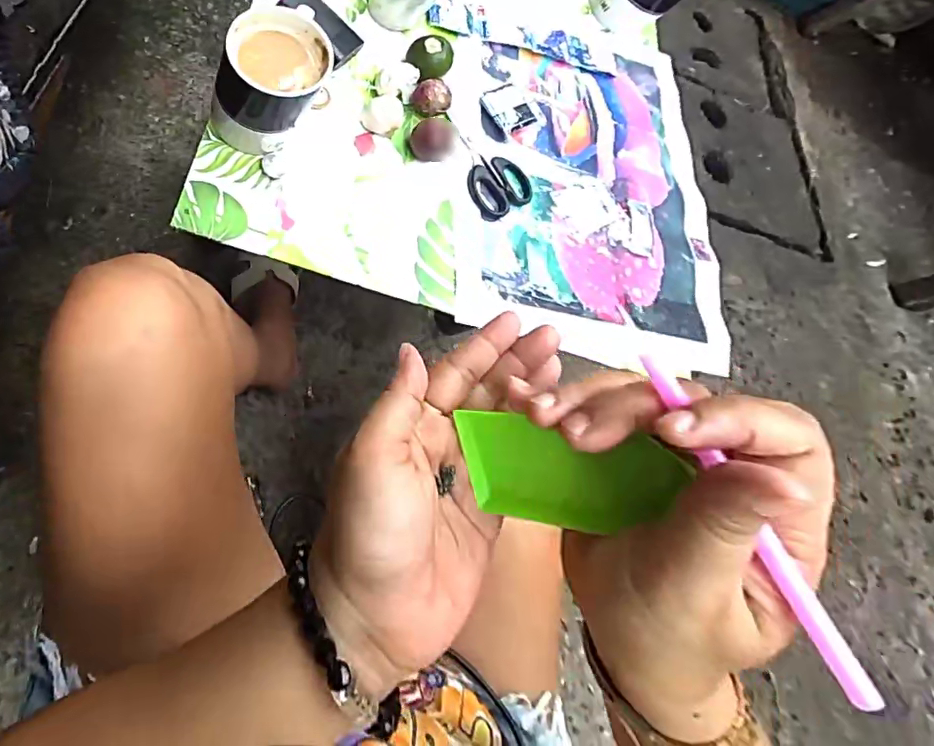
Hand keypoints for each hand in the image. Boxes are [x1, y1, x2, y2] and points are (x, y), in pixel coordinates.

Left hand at [311, 312, 557, 697]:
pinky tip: (564, 429)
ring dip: (531, 398)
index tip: (513, 321)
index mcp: (408, 424)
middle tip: (552, 339)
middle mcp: (437, 443)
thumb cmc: (369, 527)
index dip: (482, 348)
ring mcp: (464, 479)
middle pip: (483, 394)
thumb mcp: (373, 455)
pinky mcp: (488, 515)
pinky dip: (538, 447)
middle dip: (515, 365)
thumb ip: (398, 403)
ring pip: (503, 427)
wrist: (376, 612)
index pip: (451, 375)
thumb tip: (410, 349)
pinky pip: (517, 471)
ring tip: (564, 371)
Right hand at [529, 373, 835, 737]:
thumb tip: (781, 480)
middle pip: (689, 401)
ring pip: (635, 394)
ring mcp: (670, 451)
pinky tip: (531, 408)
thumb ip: (725, 528)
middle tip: (578, 436)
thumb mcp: (700, 589)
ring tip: (544, 422)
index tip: (668, 429)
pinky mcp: (622, 445)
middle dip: (628, 406)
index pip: (781, 436)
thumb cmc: (677, 633)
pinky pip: (595, 405)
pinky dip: (560, 401)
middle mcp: (726, 466)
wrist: (620, 638)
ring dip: (585, 399)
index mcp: (776, 510)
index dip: (732, 417)